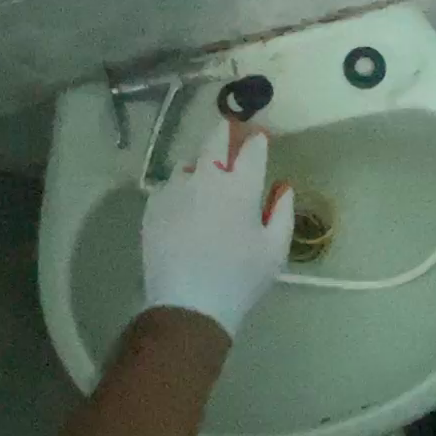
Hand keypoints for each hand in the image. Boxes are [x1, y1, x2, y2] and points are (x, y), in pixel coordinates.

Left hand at [141, 120, 294, 338]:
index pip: (252, 150)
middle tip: (229, 131)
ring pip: (188, 164)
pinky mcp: (153, 207)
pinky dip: (180, 189)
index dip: (257, 142)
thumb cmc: (241, 278)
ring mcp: (174, 190)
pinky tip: (184, 205)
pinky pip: (168, 187)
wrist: (189, 305)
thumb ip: (282, 212)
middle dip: (224, 133)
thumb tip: (282, 188)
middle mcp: (205, 179)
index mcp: (240, 187)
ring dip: (200, 165)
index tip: (259, 140)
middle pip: (214, 142)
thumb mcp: (275, 249)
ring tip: (205, 179)